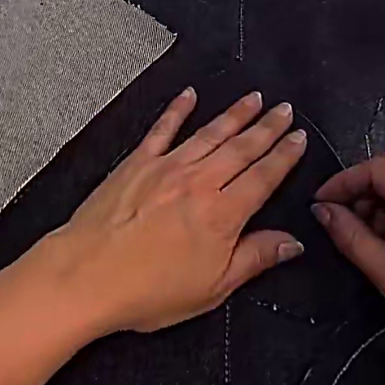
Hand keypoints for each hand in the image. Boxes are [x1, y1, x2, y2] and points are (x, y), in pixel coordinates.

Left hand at [39, 89, 306, 334]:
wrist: (86, 276)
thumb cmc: (147, 289)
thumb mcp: (213, 287)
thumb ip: (255, 258)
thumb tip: (292, 243)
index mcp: (222, 214)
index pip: (264, 176)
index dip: (285, 155)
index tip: (298, 138)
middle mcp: (200, 182)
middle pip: (243, 148)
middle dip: (268, 126)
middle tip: (284, 109)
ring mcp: (168, 167)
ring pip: (211, 133)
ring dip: (236, 114)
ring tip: (254, 98)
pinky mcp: (139, 162)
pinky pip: (163, 128)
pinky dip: (178, 109)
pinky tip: (190, 94)